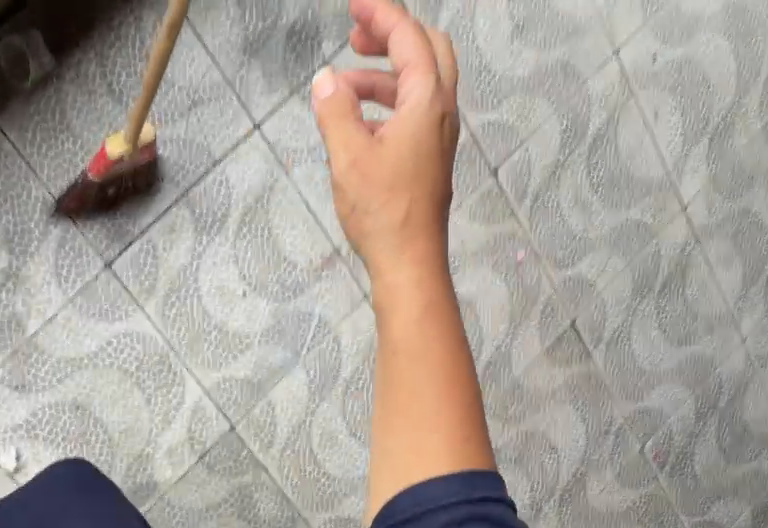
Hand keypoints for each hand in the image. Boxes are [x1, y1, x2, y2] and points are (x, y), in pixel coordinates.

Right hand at [310, 0, 460, 284]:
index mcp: (427, 101)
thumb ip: (335, 111)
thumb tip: (325, 81)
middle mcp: (441, 112)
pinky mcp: (429, 159)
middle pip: (427, 51)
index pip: (408, 37)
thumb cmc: (382, 211)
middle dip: (392, 36)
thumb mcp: (348, 156)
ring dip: (384, 75)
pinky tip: (359, 124)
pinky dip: (388, 104)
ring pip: (419, 85)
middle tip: (355, 37)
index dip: (381, 15)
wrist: (409, 261)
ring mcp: (438, 137)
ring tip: (343, 87)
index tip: (355, 4)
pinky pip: (413, 114)